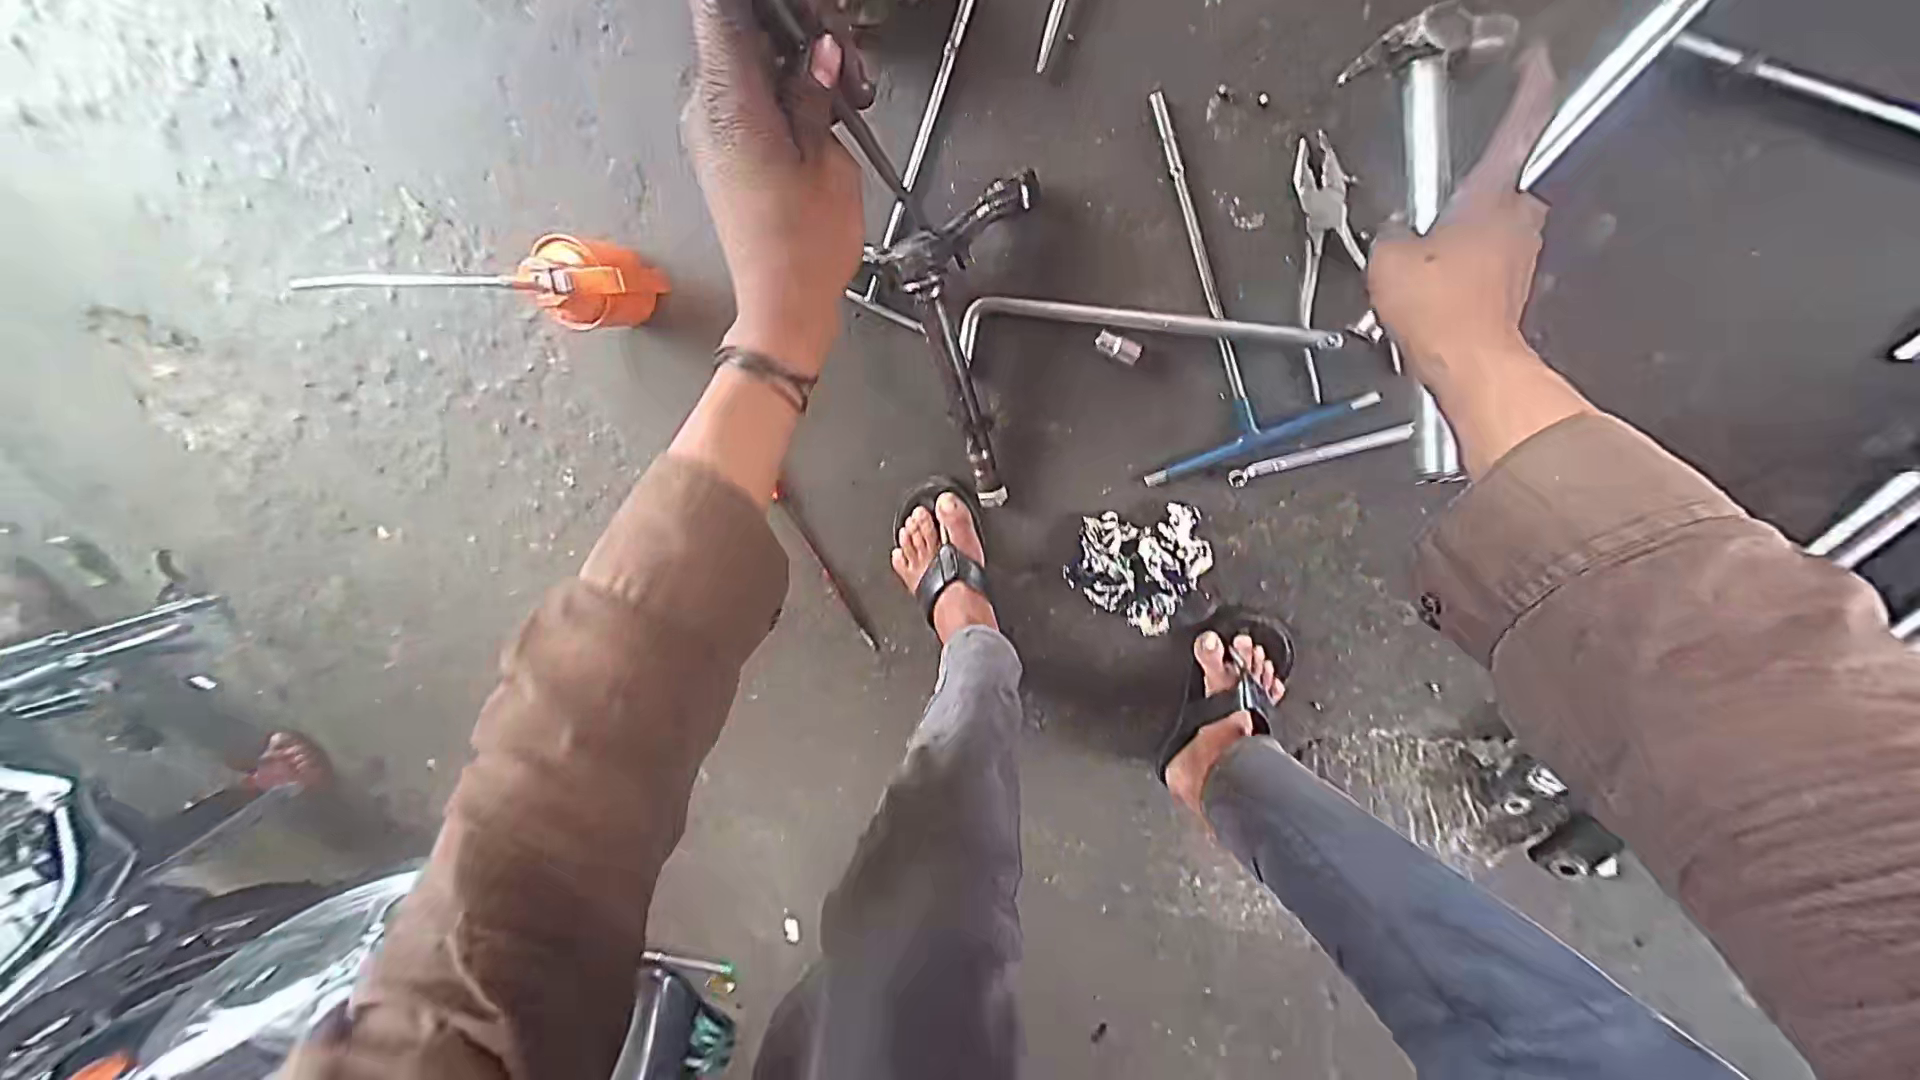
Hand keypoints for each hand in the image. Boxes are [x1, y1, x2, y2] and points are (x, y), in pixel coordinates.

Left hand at [683, 0, 863, 376]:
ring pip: (747, 71)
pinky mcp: (722, 160)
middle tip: (843, 71)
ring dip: (793, 74)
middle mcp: (707, 112)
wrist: (783, 307)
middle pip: (741, 34)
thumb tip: (820, 54)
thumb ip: (818, 95)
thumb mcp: (828, 163)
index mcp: (730, 100)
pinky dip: (780, 103)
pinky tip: (815, 127)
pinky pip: (745, 107)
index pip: (726, 7)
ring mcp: (710, 137)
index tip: (806, 22)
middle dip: (797, 39)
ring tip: (838, 108)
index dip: (774, 9)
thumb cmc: (803, 252)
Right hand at [1368, 46, 1557, 382]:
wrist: (1465, 360)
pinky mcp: (1511, 284)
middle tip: (1420, 222)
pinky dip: (1457, 271)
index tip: (1533, 65)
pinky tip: (1430, 293)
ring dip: (1454, 241)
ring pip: (1484, 229)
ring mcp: (1520, 252)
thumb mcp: (1387, 262)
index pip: (1521, 125)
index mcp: (1491, 197)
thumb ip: (1388, 234)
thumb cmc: (1439, 311)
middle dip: (1454, 202)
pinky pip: (1482, 263)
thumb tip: (1391, 231)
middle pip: (1488, 190)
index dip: (1528, 88)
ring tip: (1416, 270)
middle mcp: (1517, 218)